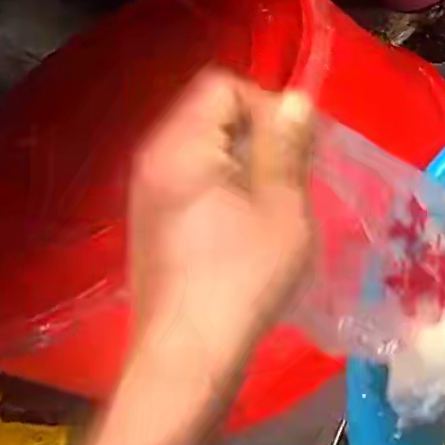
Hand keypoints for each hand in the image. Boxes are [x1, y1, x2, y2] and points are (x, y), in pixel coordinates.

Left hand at [124, 70, 315, 397]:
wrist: (187, 358)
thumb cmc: (243, 278)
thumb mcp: (281, 206)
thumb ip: (286, 146)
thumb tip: (294, 99)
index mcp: (181, 147)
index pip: (222, 86)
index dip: (266, 105)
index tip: (296, 149)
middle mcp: (154, 159)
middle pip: (212, 112)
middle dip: (261, 132)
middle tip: (294, 175)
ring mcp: (149, 191)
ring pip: (207, 147)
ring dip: (249, 160)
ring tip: (278, 200)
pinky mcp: (155, 220)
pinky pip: (196, 176)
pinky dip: (229, 183)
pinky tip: (251, 223)